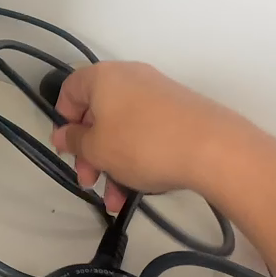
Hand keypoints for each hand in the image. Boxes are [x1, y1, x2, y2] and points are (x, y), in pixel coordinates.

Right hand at [50, 61, 260, 211]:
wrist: (214, 148)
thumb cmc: (142, 143)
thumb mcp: (98, 148)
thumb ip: (74, 141)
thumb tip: (62, 134)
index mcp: (102, 77)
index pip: (70, 91)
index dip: (64, 121)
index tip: (69, 149)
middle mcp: (128, 77)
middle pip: (97, 113)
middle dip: (90, 151)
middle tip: (91, 182)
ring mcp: (157, 92)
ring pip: (123, 127)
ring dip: (114, 162)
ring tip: (118, 199)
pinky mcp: (179, 109)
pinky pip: (147, 129)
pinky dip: (138, 154)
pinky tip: (143, 186)